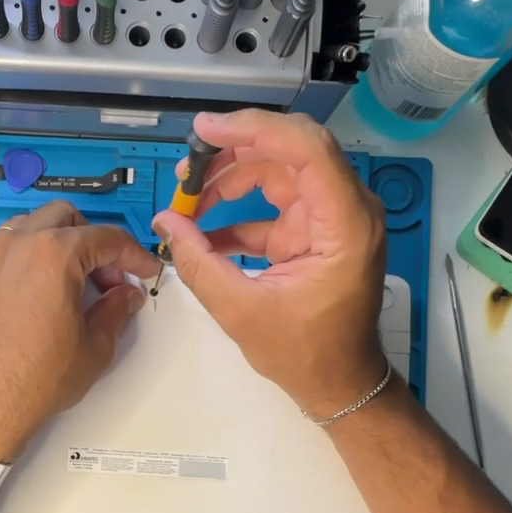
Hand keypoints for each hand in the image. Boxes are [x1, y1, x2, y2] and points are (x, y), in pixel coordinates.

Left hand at [0, 201, 158, 462]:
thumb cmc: (32, 380)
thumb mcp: (93, 348)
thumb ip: (116, 311)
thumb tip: (124, 296)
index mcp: (54, 253)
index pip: (106, 238)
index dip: (133, 254)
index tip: (142, 269)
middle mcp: (18, 244)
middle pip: (67, 218)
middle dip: (93, 241)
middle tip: (108, 278)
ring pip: (32, 226)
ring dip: (58, 243)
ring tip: (72, 282)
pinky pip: (5, 247)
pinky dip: (26, 256)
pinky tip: (37, 289)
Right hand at [152, 110, 390, 420]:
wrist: (339, 383)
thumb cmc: (305, 354)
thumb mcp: (242, 311)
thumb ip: (199, 264)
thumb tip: (165, 223)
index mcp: (344, 224)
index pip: (304, 148)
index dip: (252, 129)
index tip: (205, 131)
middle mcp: (346, 210)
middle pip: (290, 152)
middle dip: (235, 153)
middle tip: (188, 170)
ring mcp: (331, 220)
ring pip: (279, 174)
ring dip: (232, 182)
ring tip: (189, 201)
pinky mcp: (316, 234)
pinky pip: (274, 208)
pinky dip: (239, 216)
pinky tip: (204, 233)